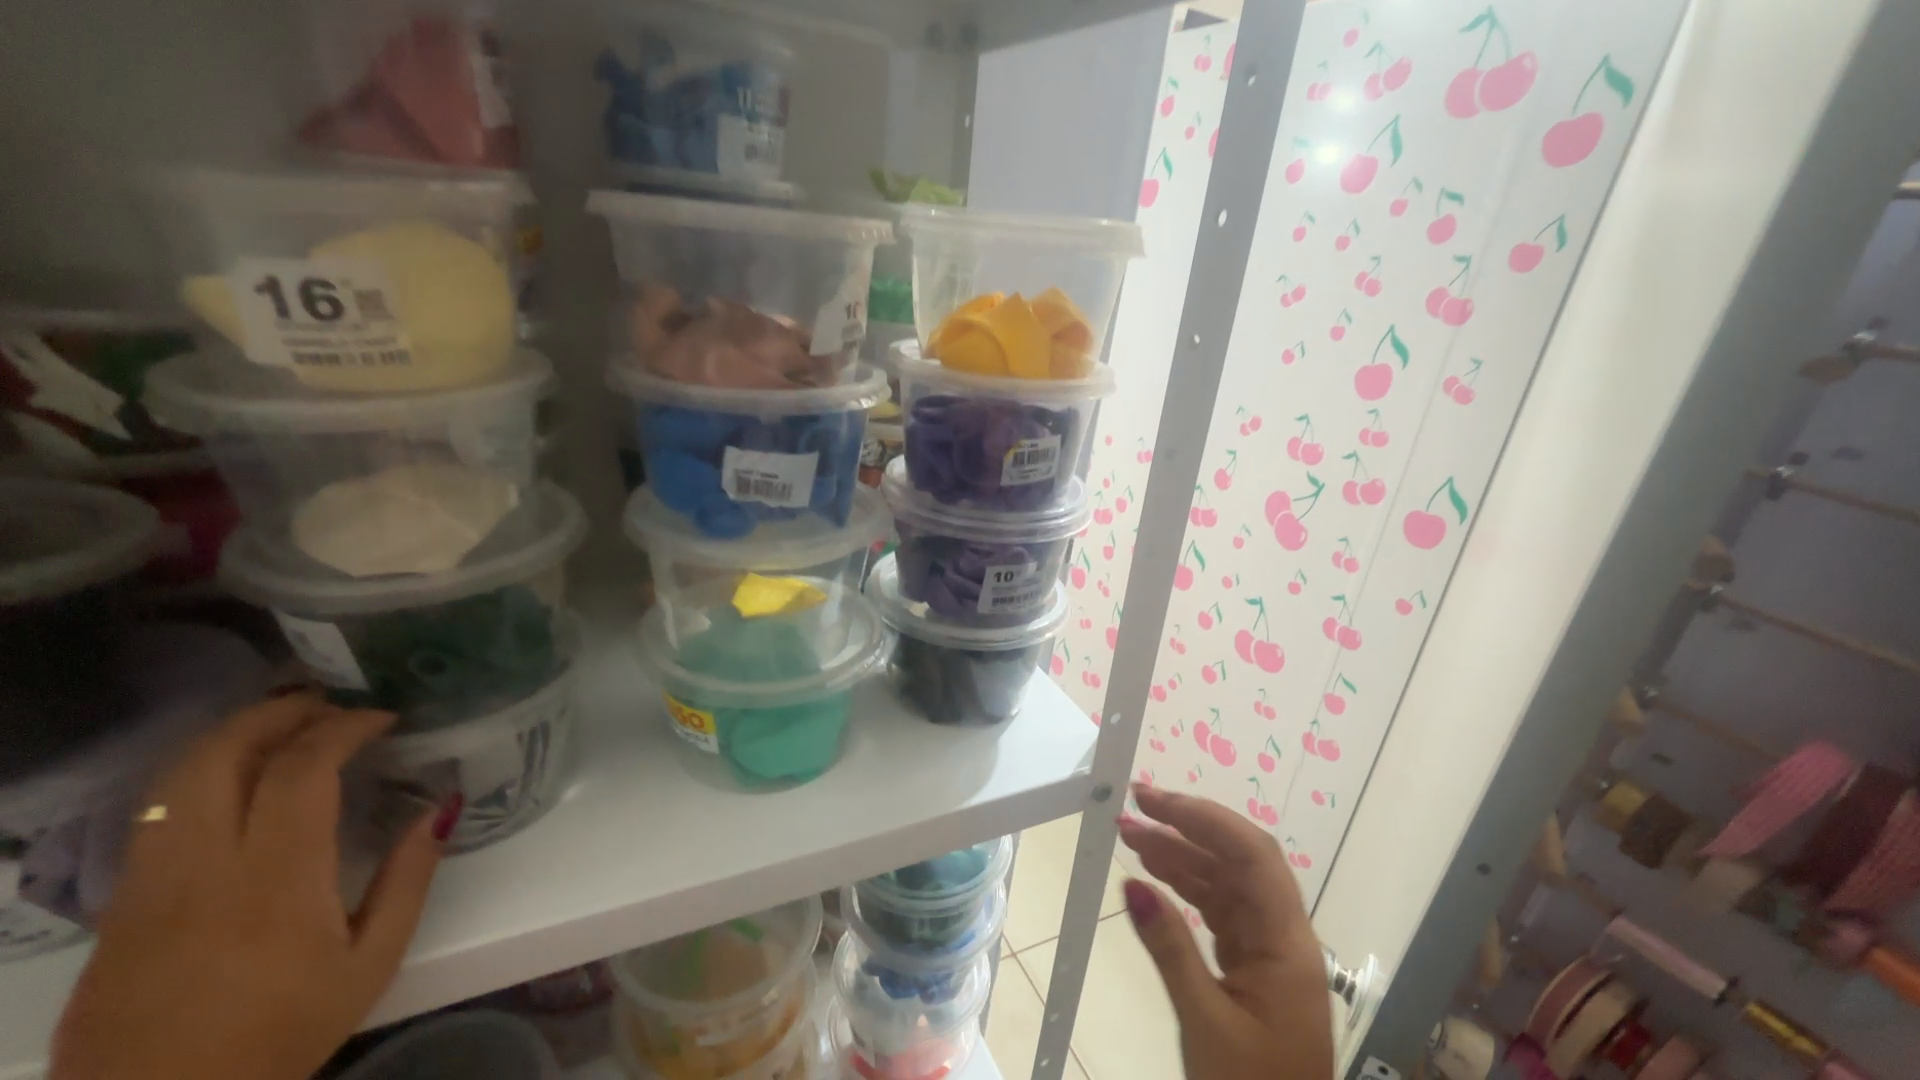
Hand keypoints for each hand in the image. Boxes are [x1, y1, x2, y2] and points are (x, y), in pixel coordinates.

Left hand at [51, 694, 453, 1079]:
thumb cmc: (281, 1033)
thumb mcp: (370, 964)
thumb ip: (408, 880)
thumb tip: (439, 809)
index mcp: (274, 878)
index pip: (299, 769)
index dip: (342, 726)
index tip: (381, 716)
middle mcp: (202, 863)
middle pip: (223, 753)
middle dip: (278, 712)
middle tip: (329, 704)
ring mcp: (150, 878)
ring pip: (178, 774)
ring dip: (235, 734)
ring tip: (286, 727)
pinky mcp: (121, 898)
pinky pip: (159, 808)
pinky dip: (204, 771)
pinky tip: (238, 781)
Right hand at [1119, 784, 1332, 1079]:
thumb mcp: (1204, 1021)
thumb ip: (1169, 947)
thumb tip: (1131, 885)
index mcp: (1287, 944)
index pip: (1251, 856)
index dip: (1203, 818)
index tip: (1152, 802)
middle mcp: (1284, 936)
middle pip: (1240, 861)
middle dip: (1188, 826)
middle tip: (1134, 806)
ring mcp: (1269, 950)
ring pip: (1226, 883)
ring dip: (1180, 856)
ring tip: (1130, 836)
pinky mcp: (1253, 966)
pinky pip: (1219, 911)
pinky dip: (1185, 889)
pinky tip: (1154, 877)